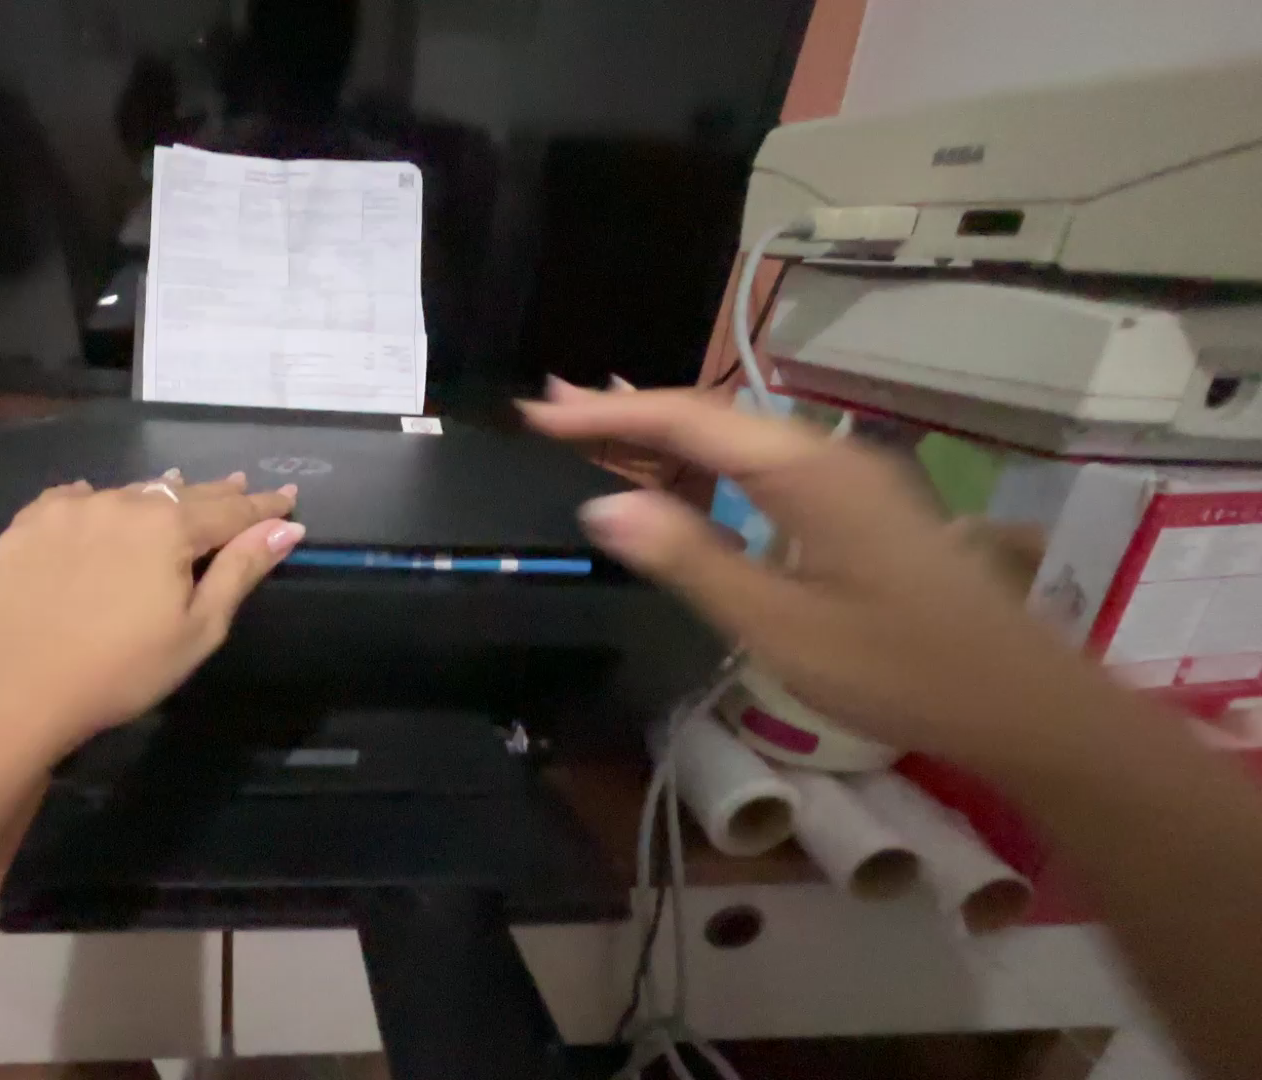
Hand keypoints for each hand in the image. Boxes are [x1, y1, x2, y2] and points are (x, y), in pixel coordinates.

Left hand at [0, 471, 302, 755]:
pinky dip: (95, 501)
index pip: (232, 510)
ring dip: (158, 495)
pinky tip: (95, 503)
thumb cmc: (122, 669)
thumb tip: (286, 528)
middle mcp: (122, 502)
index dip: (264, 506)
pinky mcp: (29, 525)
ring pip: (129, 493)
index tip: (288, 496)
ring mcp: (71, 510)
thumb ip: (241, 571)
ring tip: (177, 489)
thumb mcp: (198, 629)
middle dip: (216, 493)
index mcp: (170, 527)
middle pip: (183, 494)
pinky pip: (73, 500)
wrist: (14, 690)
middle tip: (239, 485)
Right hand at [521, 385, 1104, 766]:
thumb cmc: (898, 669)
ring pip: (728, 439)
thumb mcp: (775, 623)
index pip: (685, 421)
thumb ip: (686, 558)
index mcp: (804, 472)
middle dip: (623, 410)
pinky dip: (694, 461)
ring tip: (586, 425)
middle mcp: (821, 455)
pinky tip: (666, 470)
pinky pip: (751, 465)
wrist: (1022, 706)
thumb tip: (601, 506)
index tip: (540, 412)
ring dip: (655, 433)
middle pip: (705, 416)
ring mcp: (838, 476)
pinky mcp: (843, 503)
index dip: (606, 414)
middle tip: (550, 405)